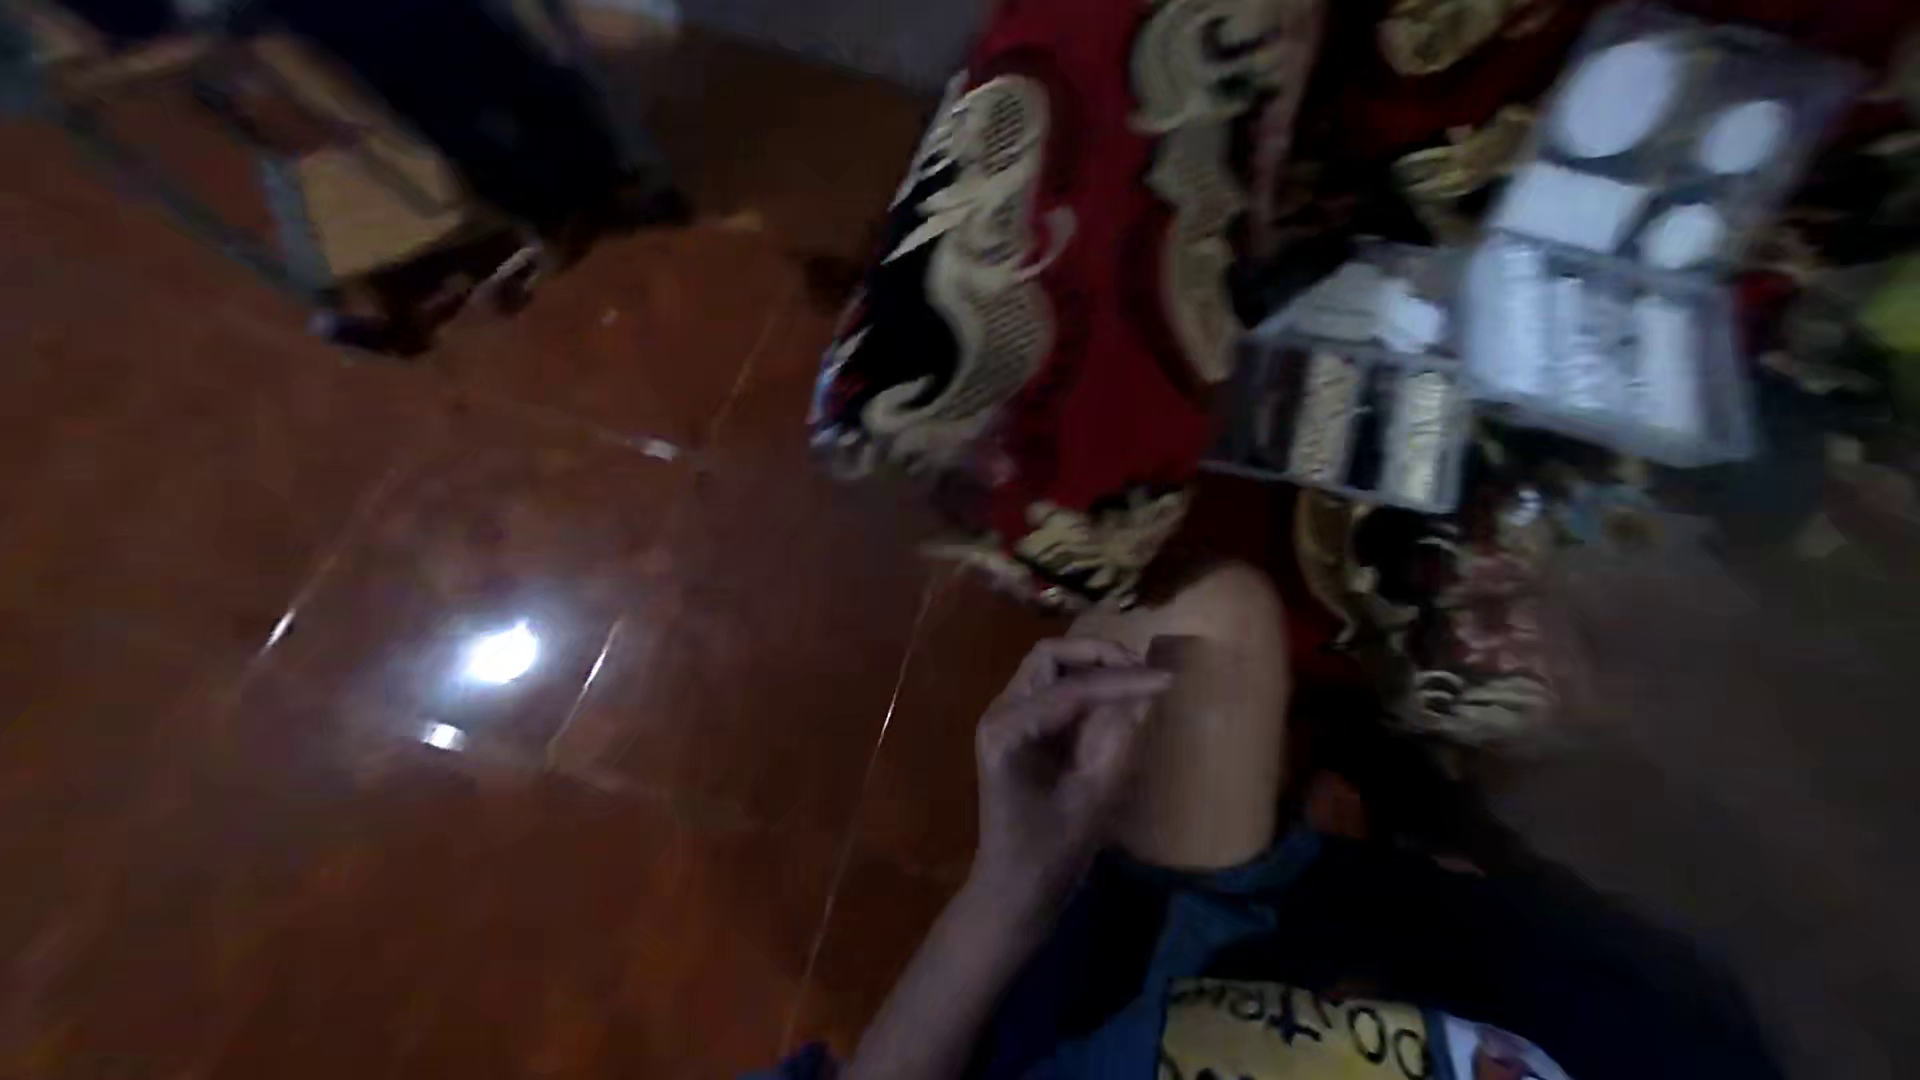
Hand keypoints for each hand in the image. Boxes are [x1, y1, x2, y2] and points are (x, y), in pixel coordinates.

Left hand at [971, 638, 1171, 911]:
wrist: (1012, 889)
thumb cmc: (1048, 856)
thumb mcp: (1092, 801)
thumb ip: (1116, 742)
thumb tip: (1144, 694)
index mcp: (1007, 731)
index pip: (1070, 688)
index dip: (1122, 680)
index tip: (1167, 679)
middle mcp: (999, 712)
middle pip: (1049, 656)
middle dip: (1099, 655)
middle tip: (1144, 671)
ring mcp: (1005, 715)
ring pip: (1049, 665)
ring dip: (1091, 664)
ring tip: (1135, 678)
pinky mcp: (1019, 724)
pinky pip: (1053, 686)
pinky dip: (1085, 683)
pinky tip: (1115, 696)